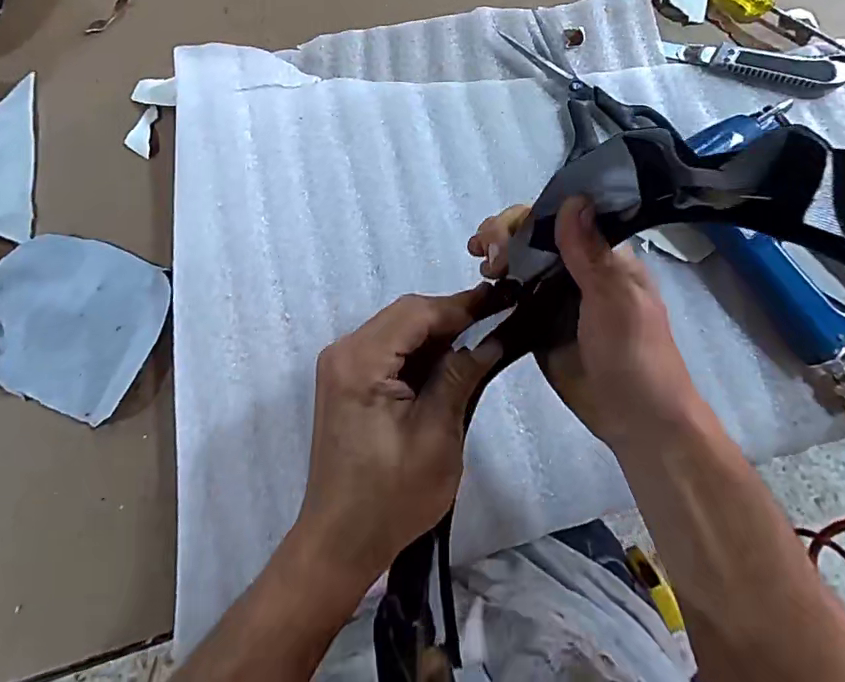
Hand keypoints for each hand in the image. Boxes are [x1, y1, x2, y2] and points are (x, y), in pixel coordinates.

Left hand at [294, 288, 501, 583]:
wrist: (340, 542)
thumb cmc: (391, 496)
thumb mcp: (437, 434)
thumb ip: (460, 376)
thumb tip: (491, 338)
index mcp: (361, 362)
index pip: (418, 312)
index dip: (463, 306)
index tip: (503, 302)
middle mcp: (344, 352)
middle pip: (407, 314)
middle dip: (452, 317)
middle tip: (497, 322)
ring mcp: (342, 366)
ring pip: (400, 328)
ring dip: (438, 333)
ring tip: (481, 339)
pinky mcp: (347, 381)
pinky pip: (390, 348)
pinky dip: (421, 350)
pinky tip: (450, 361)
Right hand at [468, 197, 705, 449]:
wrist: (639, 422)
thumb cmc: (636, 354)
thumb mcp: (616, 299)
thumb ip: (590, 253)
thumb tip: (573, 198)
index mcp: (605, 254)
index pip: (561, 216)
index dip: (528, 217)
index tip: (503, 236)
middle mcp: (579, 269)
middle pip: (535, 235)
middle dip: (505, 235)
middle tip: (487, 258)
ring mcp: (557, 298)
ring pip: (522, 263)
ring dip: (498, 256)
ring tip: (481, 267)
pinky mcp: (540, 326)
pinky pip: (515, 298)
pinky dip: (496, 289)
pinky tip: (480, 288)